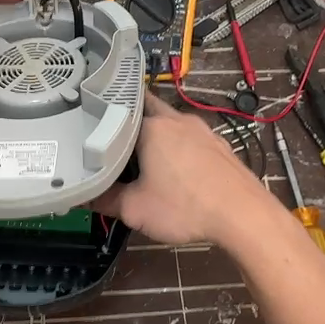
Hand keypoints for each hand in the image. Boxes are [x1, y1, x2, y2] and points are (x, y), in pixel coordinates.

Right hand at [93, 95, 280, 246]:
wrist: (243, 214)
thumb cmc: (185, 207)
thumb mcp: (136, 209)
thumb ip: (105, 200)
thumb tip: (81, 197)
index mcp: (153, 126)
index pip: (120, 109)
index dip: (103, 116)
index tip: (89, 125)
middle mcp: (178, 120)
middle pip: (148, 108)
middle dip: (130, 119)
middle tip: (111, 136)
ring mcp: (203, 130)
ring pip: (171, 123)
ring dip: (156, 133)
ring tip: (139, 153)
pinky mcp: (219, 145)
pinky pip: (190, 138)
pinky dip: (178, 146)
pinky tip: (174, 167)